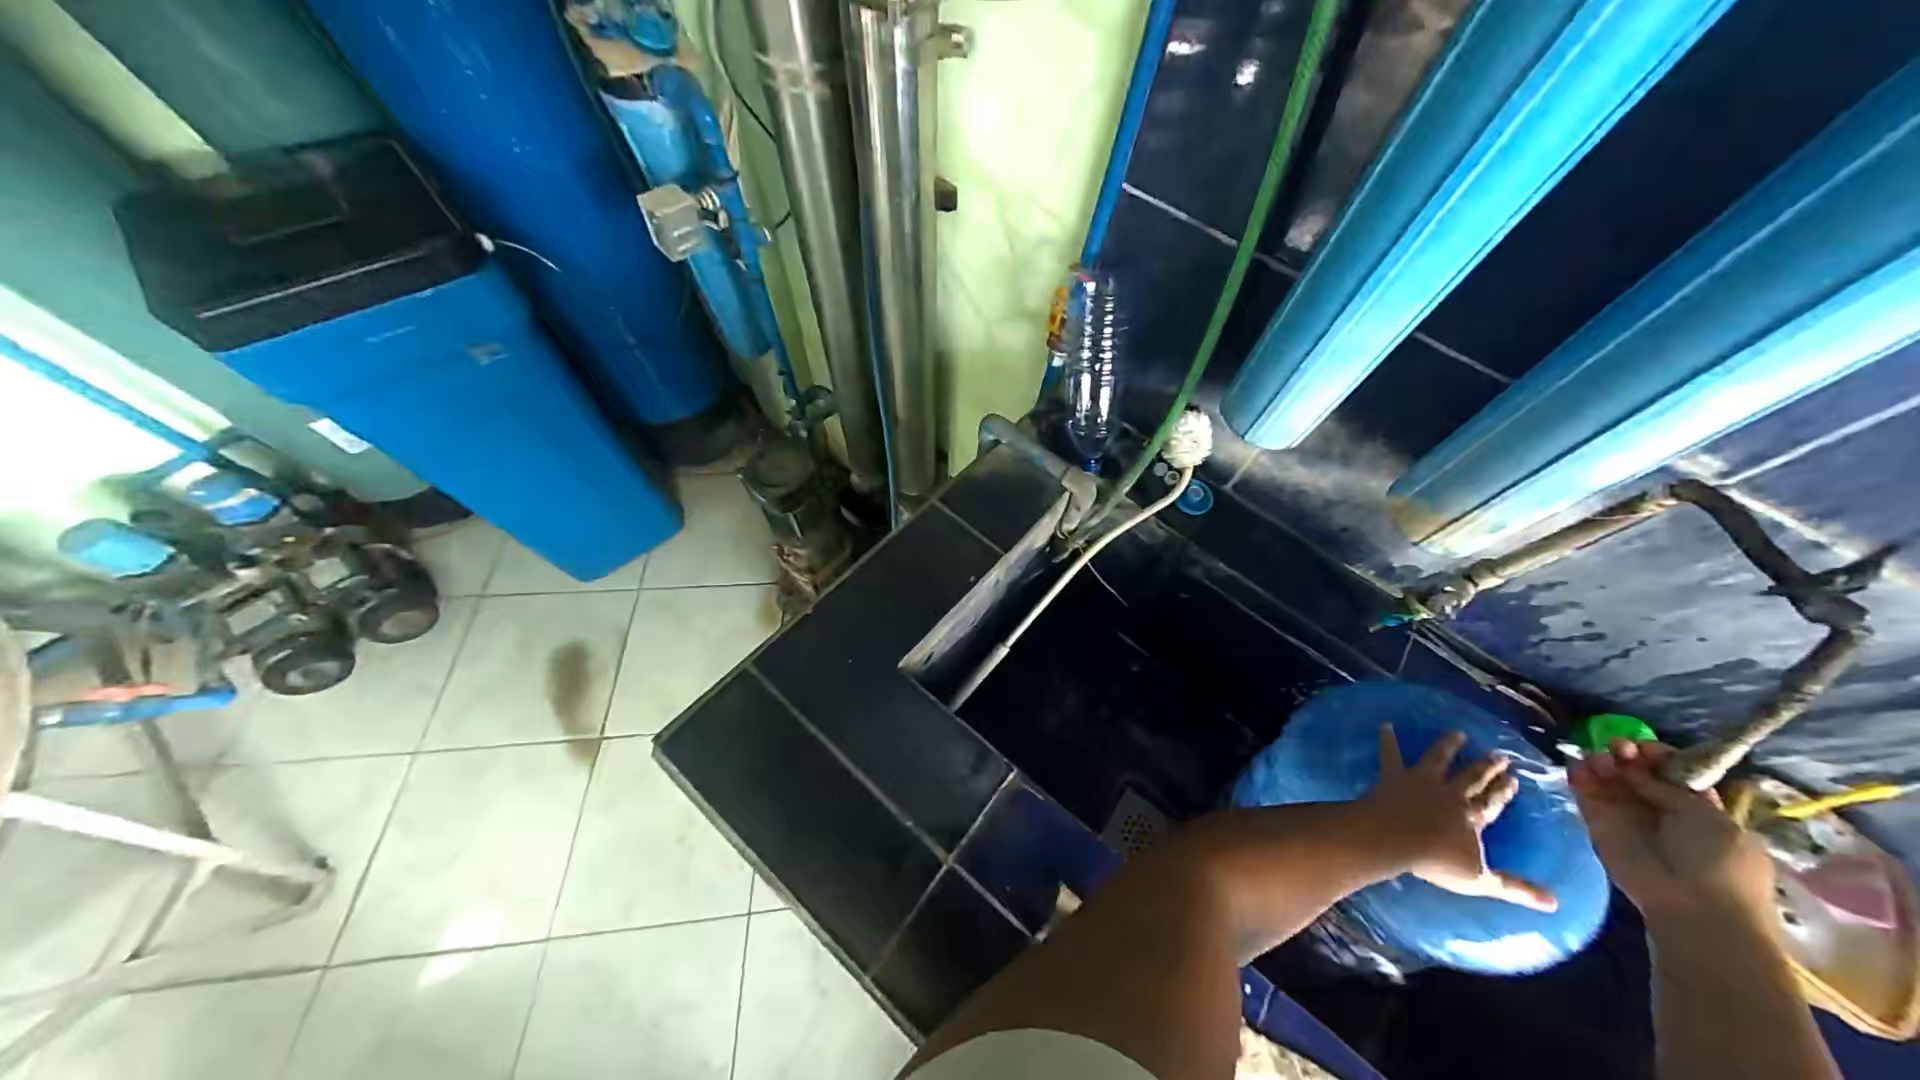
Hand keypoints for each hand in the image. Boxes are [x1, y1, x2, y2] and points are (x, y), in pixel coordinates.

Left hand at [1361, 725, 1557, 911]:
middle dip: (1486, 766)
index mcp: (1470, 816)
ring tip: (1457, 733)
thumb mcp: (1480, 880)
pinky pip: (1390, 753)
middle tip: (1500, 755)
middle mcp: (1449, 793)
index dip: (1503, 791)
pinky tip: (1386, 724)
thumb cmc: (1435, 861)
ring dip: (1448, 745)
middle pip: (1472, 777)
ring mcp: (1421, 781)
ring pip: (1438, 758)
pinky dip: (1388, 739)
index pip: (1493, 802)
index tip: (1514, 777)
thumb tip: (1555, 903)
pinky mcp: (1394, 776)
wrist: (1394, 838)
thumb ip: (1515, 888)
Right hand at [1569, 739, 1774, 923]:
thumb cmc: (1718, 862)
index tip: (1647, 748)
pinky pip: (1585, 792)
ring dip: (1602, 762)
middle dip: (1627, 754)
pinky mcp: (1598, 822)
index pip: (1671, 771)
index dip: (1659, 756)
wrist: (1692, 906)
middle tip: (1620, 748)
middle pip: (1636, 770)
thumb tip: (1635, 766)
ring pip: (1607, 777)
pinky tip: (1580, 766)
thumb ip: (1667, 788)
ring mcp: (1626, 814)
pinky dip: (1579, 775)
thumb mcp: (1707, 818)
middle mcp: (1658, 807)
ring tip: (1601, 760)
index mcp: (1696, 806)